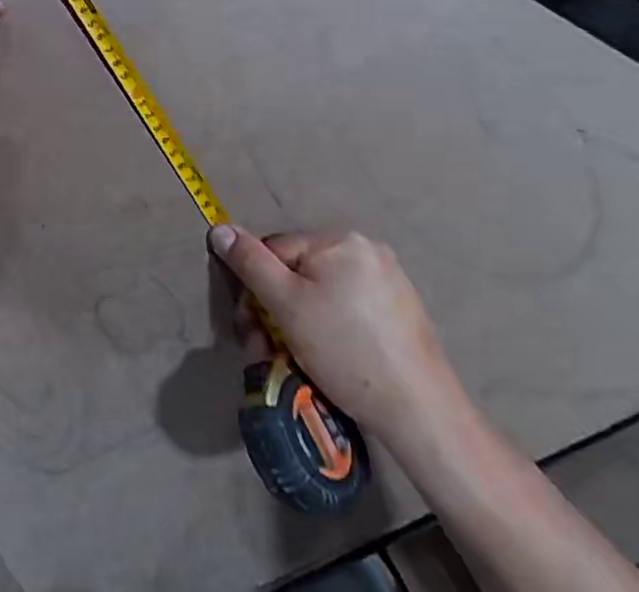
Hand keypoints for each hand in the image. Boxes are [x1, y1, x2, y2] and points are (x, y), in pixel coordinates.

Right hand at [209, 224, 458, 434]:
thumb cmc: (344, 351)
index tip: (251, 327)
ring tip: (293, 358)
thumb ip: (250, 263)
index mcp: (340, 240)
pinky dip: (326, 327)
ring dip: (296, 321)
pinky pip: (344, 307)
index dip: (255, 288)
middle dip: (274, 308)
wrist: (418, 410)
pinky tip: (326, 356)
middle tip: (267, 348)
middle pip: (296, 271)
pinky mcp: (397, 310)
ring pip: (318, 293)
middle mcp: (366, 250)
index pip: (273, 250)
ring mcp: (386, 280)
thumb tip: (219, 229)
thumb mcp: (285, 304)